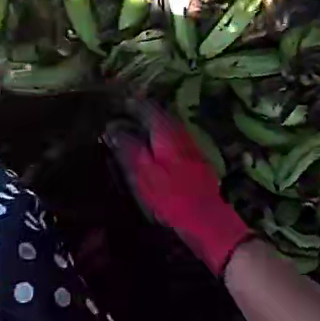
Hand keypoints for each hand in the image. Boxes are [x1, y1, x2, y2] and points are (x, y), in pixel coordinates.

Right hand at [106, 103, 252, 274]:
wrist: (207, 218)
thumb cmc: (172, 197)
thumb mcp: (144, 174)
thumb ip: (129, 149)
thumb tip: (112, 129)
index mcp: (166, 133)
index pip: (147, 107)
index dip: (131, 103)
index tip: (116, 102)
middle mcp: (181, 133)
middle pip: (159, 114)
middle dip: (141, 112)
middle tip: (121, 112)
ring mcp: (191, 145)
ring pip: (167, 126)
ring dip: (151, 124)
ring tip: (132, 127)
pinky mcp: (195, 159)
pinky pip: (173, 138)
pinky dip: (159, 137)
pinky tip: (152, 147)